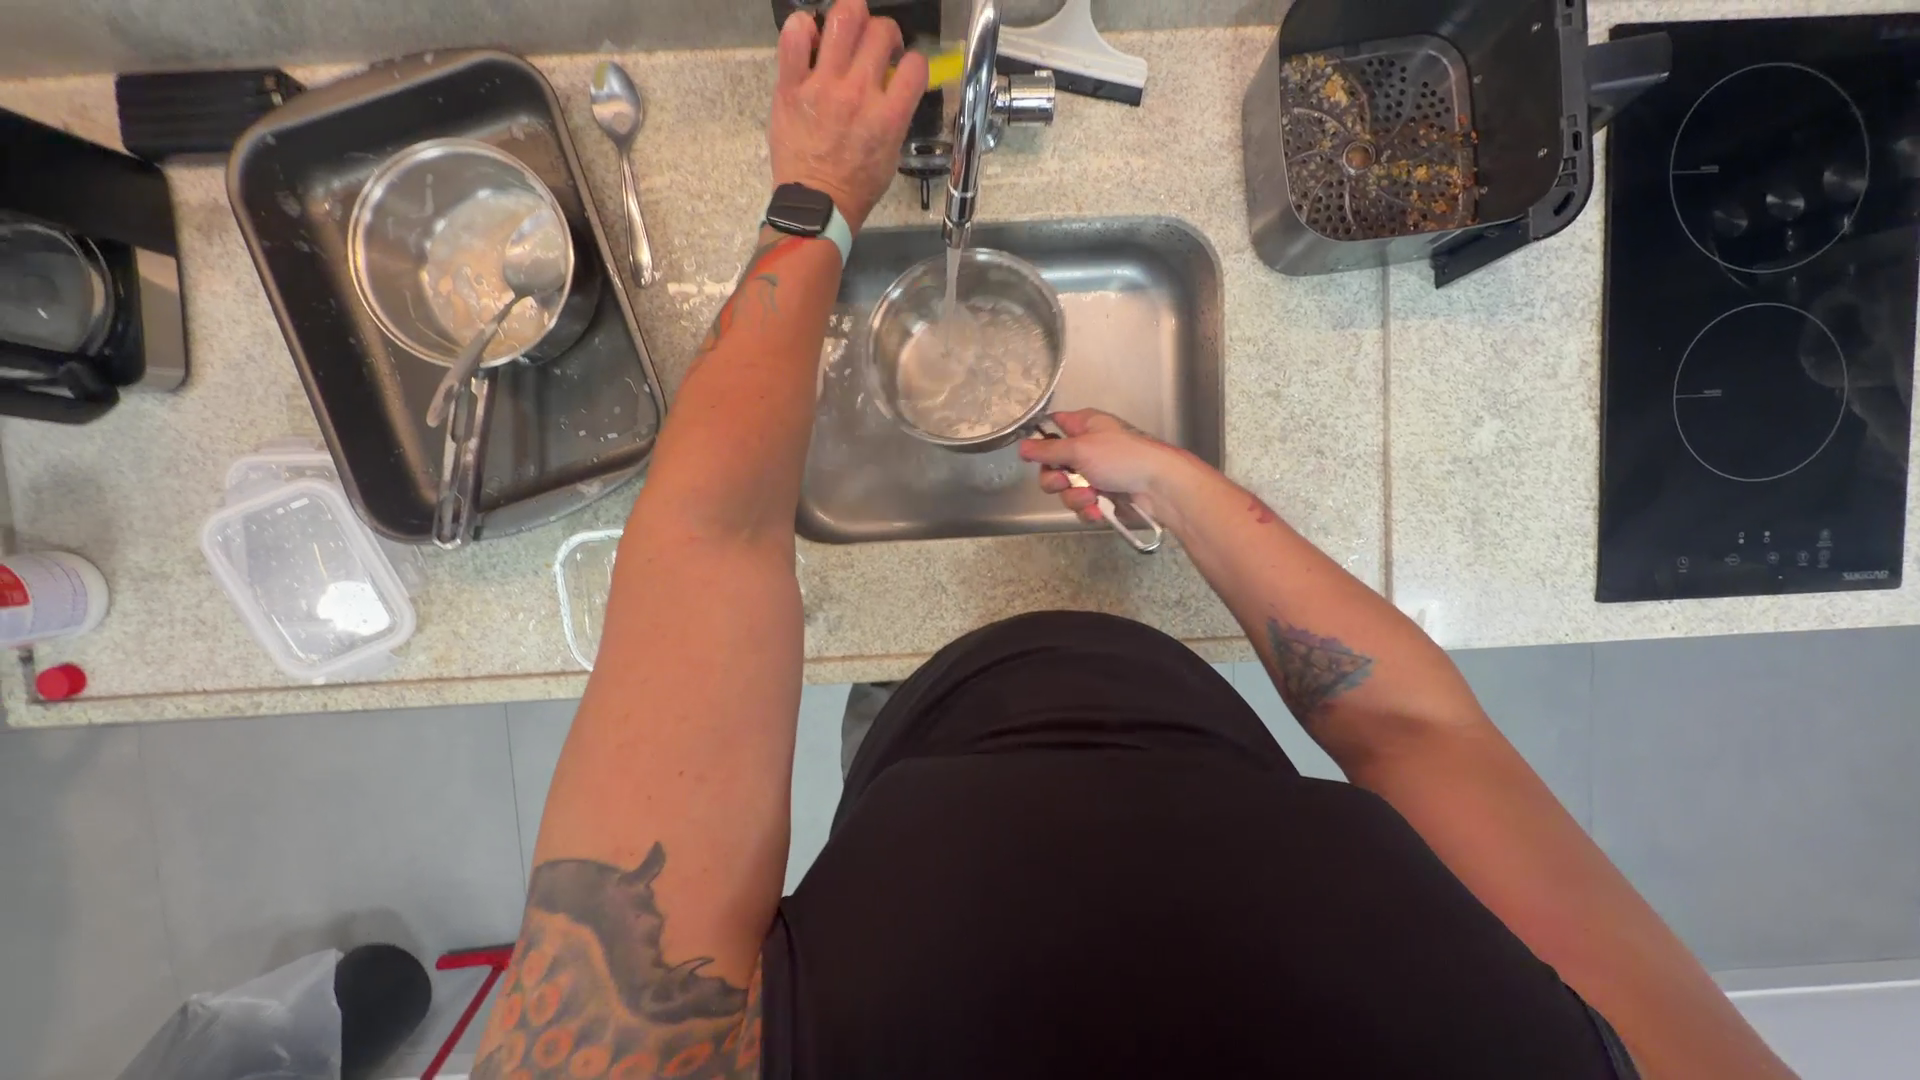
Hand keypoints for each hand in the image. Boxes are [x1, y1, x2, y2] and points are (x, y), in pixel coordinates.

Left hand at [769, 0, 927, 231]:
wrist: (816, 205)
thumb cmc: (856, 187)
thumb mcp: (891, 155)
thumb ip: (895, 117)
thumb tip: (893, 89)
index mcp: (889, 116)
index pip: (916, 65)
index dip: (913, 61)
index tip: (902, 68)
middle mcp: (859, 93)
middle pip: (881, 31)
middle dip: (885, 33)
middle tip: (876, 46)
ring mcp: (823, 86)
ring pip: (842, 18)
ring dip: (850, 16)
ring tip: (847, 29)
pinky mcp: (791, 87)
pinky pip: (794, 37)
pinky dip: (802, 28)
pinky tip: (808, 38)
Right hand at [1018, 409, 1197, 523]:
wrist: (1159, 487)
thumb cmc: (1123, 458)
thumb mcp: (1080, 448)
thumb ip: (1047, 450)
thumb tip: (1022, 446)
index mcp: (1084, 425)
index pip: (1053, 426)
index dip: (1040, 440)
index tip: (1031, 455)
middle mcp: (1088, 447)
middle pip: (1053, 464)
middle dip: (1055, 478)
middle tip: (1064, 481)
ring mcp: (1096, 473)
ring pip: (1066, 488)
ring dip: (1074, 496)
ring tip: (1091, 497)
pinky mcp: (1104, 495)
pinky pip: (1082, 504)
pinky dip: (1087, 508)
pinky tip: (1097, 509)